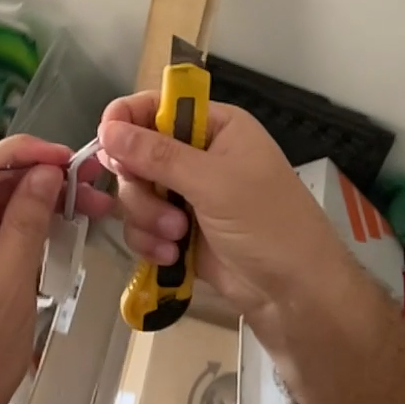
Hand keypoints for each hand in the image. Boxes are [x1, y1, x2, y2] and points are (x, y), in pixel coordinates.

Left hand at [0, 134, 109, 403]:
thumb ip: (27, 220)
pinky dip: (34, 216)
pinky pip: (3, 219)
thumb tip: (49, 170)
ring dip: (43, 194)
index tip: (64, 154)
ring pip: (1, 197)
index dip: (21, 154)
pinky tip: (67, 214)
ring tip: (88, 195)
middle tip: (87, 175)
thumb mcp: (9, 281)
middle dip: (39, 174)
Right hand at [98, 94, 350, 316]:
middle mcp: (197, 154)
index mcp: (215, 126)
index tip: (107, 142)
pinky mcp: (179, 230)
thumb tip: (107, 129)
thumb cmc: (268, 224)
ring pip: (135, 191)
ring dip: (147, 216)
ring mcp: (187, 194)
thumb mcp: (214, 183)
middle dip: (141, 183)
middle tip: (157, 201)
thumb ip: (157, 155)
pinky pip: (142, 224)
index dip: (127, 120)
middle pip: (137, 152)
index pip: (156, 106)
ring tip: (175, 237)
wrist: (298, 297)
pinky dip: (149, 240)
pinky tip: (171, 256)